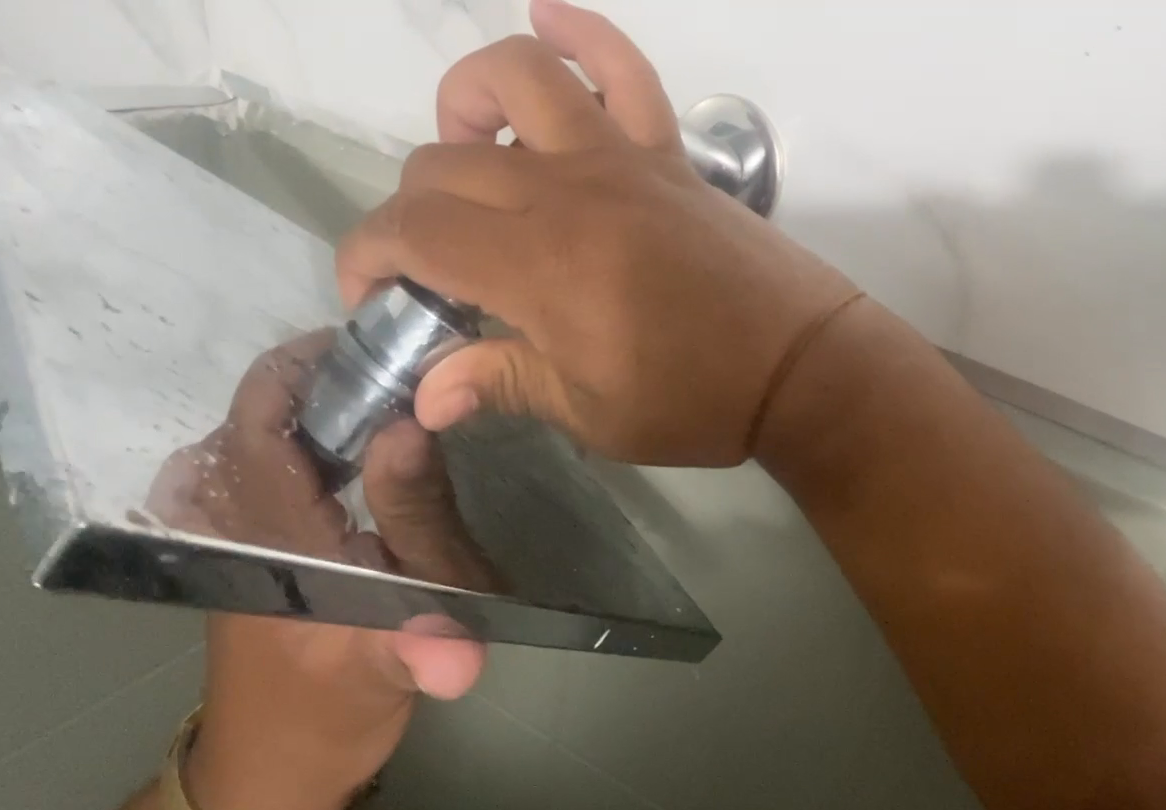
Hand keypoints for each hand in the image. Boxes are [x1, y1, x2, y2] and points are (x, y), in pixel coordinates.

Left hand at [147, 333, 490, 809]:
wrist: (277, 777)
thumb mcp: (391, 645)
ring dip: (315, 414)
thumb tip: (416, 437)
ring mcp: (242, 544)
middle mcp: (239, 527)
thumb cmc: (330, 716)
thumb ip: (414, 561)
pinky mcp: (259, 562)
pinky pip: (278, 483)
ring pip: (264, 450)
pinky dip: (315, 452)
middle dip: (320, 385)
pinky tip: (367, 457)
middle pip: (259, 425)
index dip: (300, 369)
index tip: (370, 343)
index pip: (259, 424)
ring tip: (392, 400)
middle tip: (403, 370)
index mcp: (265, 539)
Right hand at [333, 0, 862, 466]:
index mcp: (537, 268)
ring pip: (517, 78)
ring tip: (470, 156)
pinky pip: (620, 63)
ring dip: (466, 105)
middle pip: (444, 164)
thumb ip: (503, 384)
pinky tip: (546, 19)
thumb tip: (425, 395)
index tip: (369, 295)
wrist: (798, 367)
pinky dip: (579, 31)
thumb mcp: (592, 414)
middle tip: (437, 270)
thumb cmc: (695, 403)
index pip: (415, 232)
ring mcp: (620, 159)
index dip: (367, 257)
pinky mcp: (664, 151)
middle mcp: (566, 193)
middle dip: (413, 214)